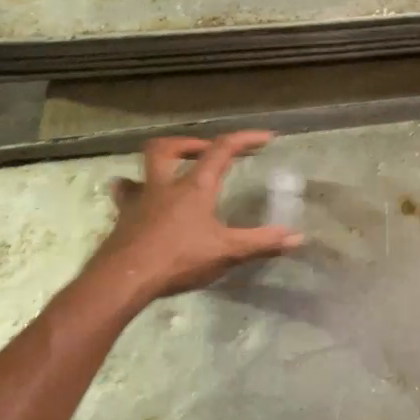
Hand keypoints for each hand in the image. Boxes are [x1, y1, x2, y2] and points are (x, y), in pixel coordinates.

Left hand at [85, 131, 302, 307]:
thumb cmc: (178, 259)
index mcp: (194, 187)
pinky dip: (135, 194)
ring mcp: (138, 203)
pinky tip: (142, 203)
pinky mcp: (122, 221)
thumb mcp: (228, 251)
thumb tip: (297, 237)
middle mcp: (164, 187)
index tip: (266, 137)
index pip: (221, 150)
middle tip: (206, 150)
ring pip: (140, 171)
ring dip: (157, 166)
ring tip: (171, 173)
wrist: (121, 282)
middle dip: (188, 143)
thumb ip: (262, 242)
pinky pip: (126, 198)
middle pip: (165, 148)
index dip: (244, 138)